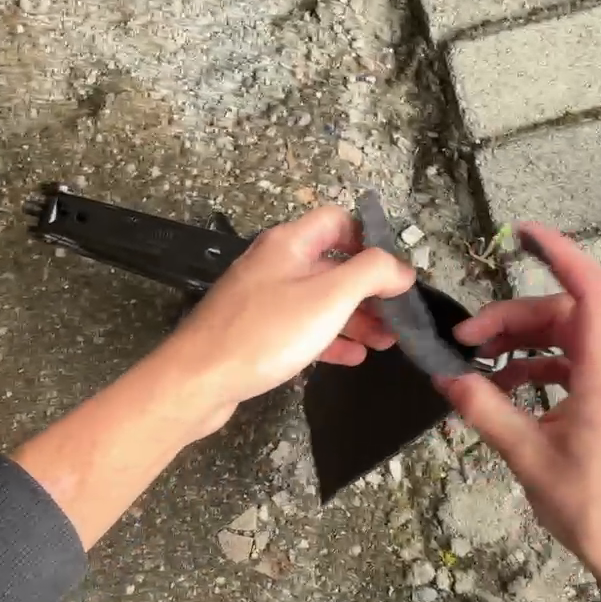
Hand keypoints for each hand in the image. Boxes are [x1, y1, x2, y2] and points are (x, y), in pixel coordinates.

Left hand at [152, 205, 415, 435]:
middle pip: (331, 266)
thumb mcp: (329, 297)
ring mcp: (261, 300)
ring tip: (386, 341)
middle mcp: (273, 265)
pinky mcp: (254, 333)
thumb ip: (371, 274)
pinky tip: (352, 356)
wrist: (199, 380)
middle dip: (368, 290)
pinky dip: (328, 338)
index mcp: (289, 244)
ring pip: (318, 301)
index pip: (337, 222)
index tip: (394, 271)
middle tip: (398, 316)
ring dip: (354, 318)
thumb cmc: (264, 334)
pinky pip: (300, 328)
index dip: (370, 240)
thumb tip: (401, 268)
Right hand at [437, 224, 600, 601]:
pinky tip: (511, 390)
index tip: (523, 234)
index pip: (593, 292)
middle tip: (466, 341)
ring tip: (481, 366)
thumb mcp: (529, 458)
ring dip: (526, 345)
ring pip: (573, 341)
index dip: (561, 254)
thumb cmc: (594, 510)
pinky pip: (581, 367)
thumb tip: (446, 378)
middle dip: (513, 319)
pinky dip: (544, 369)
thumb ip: (486, 411)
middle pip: (569, 316)